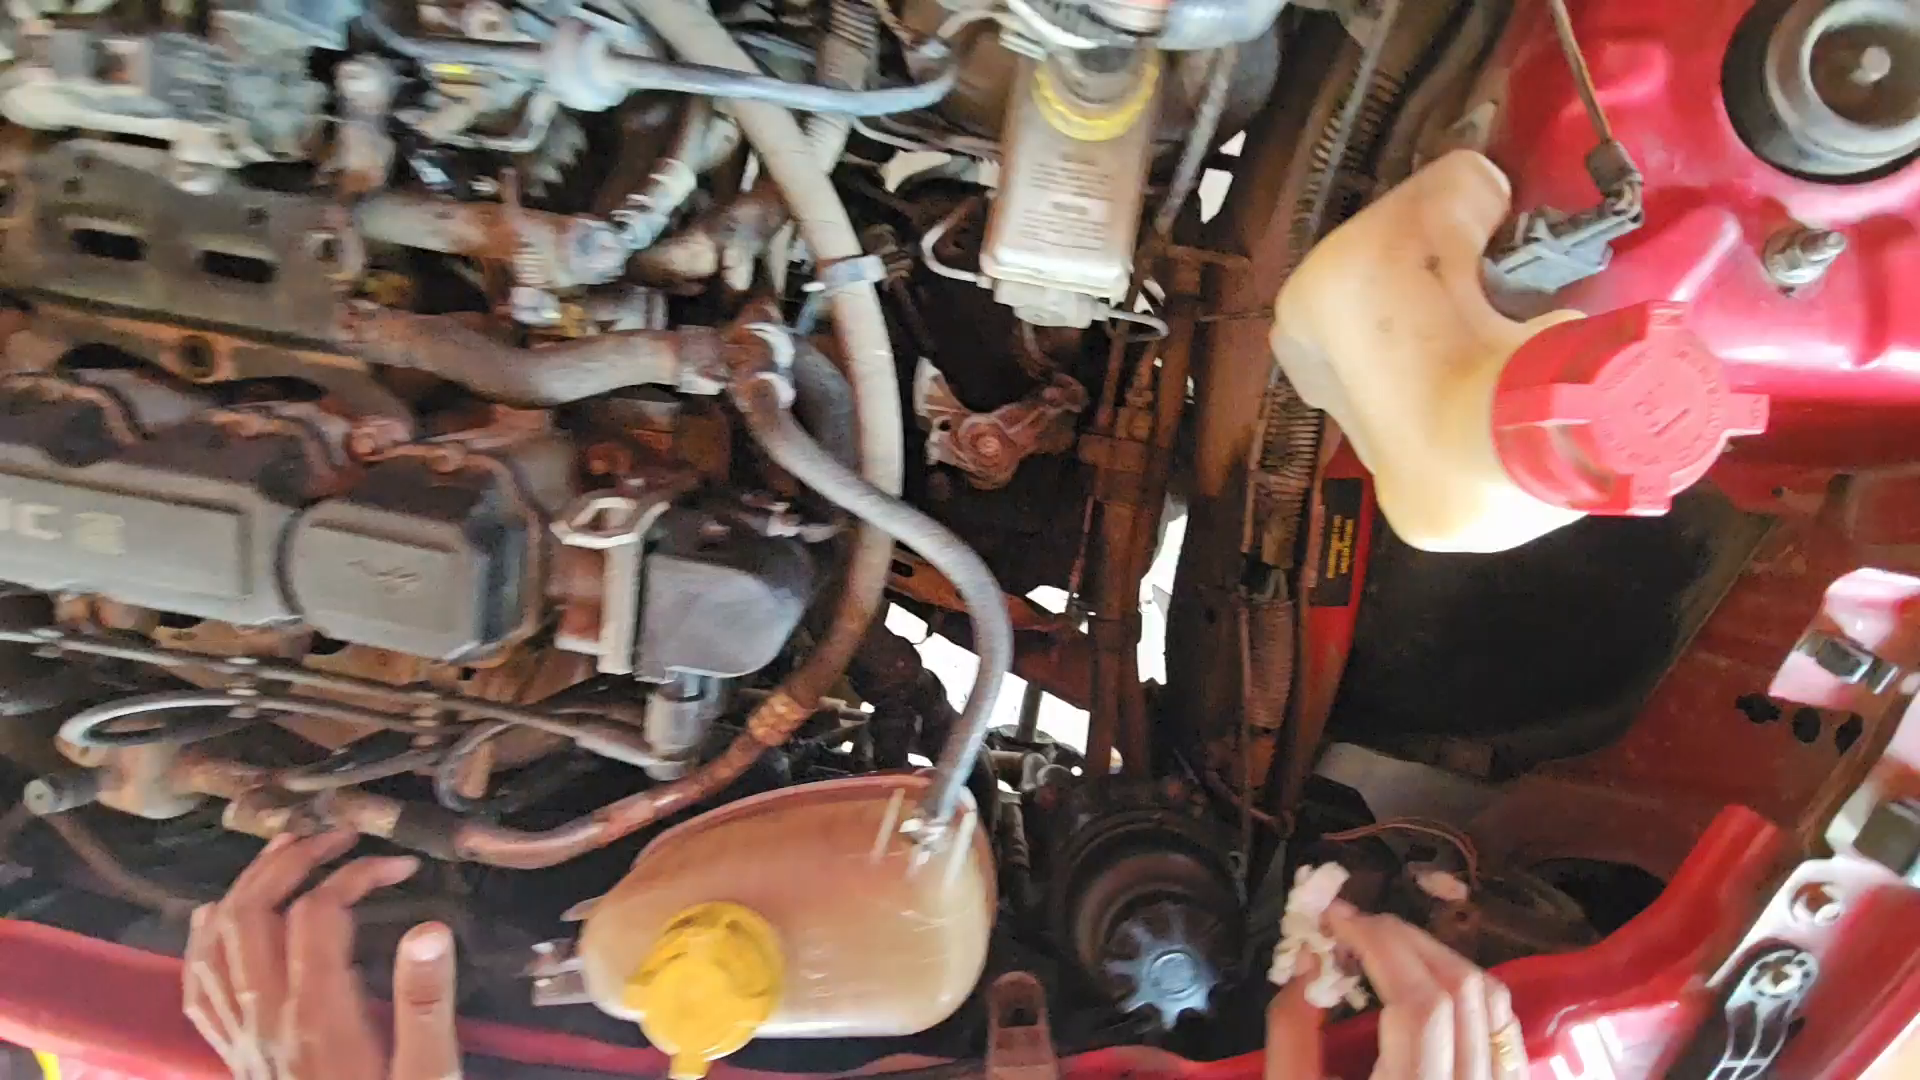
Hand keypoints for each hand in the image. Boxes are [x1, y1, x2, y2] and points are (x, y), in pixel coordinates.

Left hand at [182, 829, 462, 1079]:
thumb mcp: (428, 1067)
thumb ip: (425, 999)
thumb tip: (428, 925)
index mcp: (316, 1015)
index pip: (317, 916)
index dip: (357, 874)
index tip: (404, 865)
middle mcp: (265, 1018)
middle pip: (250, 917)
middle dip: (290, 861)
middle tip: (338, 833)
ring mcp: (241, 1034)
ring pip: (215, 943)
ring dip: (248, 885)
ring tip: (288, 849)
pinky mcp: (236, 1047)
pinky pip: (199, 984)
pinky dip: (207, 937)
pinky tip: (223, 915)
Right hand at [1266, 904, 1524, 1079]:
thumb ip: (1292, 1032)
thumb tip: (1306, 961)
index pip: (1418, 1003)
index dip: (1375, 943)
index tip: (1330, 917)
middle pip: (1461, 991)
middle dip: (1400, 936)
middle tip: (1349, 923)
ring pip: (1490, 1004)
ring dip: (1430, 954)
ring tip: (1378, 943)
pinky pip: (1498, 1030)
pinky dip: (1458, 988)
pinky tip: (1416, 982)